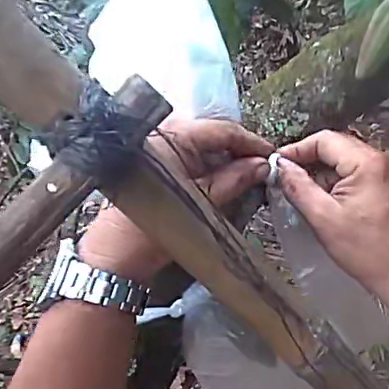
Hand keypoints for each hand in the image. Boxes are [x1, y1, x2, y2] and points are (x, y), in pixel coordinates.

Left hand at [76, 117, 271, 280]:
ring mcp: (157, 150)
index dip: (252, 142)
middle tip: (266, 168)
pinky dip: (212, 168)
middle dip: (242, 151)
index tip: (274, 156)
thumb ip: (235, 179)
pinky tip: (229, 181)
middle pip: (213, 135)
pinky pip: (191, 159)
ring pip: (204, 148)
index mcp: (170, 138)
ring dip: (228, 161)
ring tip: (252, 176)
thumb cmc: (152, 231)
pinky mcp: (156, 166)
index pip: (222, 130)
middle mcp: (162, 136)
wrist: (114, 258)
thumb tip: (264, 166)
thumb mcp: (202, 203)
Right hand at [272, 130, 388, 296]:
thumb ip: (298, 187)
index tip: (276, 165)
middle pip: (332, 146)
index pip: (324, 140)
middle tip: (284, 178)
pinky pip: (349, 171)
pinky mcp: (380, 182)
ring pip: (339, 159)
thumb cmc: (364, 248)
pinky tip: (318, 198)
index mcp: (367, 162)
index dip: (296, 150)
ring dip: (318, 172)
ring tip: (298, 191)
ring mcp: (381, 169)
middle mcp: (378, 158)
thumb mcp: (323, 217)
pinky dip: (331, 181)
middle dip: (306, 160)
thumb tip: (280, 167)